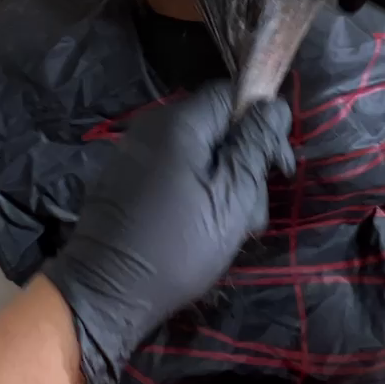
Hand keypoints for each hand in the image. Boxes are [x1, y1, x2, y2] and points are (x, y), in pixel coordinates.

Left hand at [41, 81, 293, 383]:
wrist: (106, 289)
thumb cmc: (177, 246)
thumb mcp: (231, 199)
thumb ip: (255, 146)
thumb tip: (276, 104)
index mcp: (179, 121)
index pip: (229, 94)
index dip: (261, 121)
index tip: (279, 166)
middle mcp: (152, 124)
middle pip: (214, 124)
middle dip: (243, 160)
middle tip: (255, 211)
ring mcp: (134, 148)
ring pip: (196, 149)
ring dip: (221, 181)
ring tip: (231, 228)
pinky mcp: (125, 173)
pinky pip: (171, 165)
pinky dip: (193, 187)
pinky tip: (201, 225)